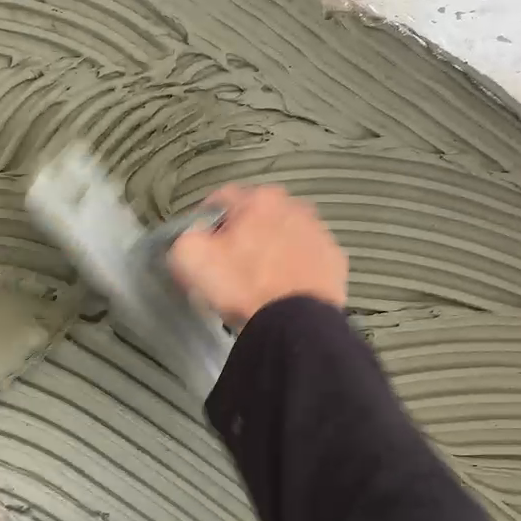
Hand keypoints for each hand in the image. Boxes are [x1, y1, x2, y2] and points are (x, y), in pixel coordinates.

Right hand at [168, 183, 347, 327]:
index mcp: (258, 199)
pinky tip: (277, 286)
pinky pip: (303, 256)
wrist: (292, 322)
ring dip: (267, 247)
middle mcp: (294, 205)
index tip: (197, 243)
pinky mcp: (334, 259)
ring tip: (253, 277)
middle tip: (225, 260)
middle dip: (239, 232)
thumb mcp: (190, 257)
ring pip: (281, 234)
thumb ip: (186, 236)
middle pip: (255, 215)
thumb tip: (194, 238)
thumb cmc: (240, 283)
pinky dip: (290, 265)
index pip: (220, 199)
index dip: (203, 220)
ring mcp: (319, 232)